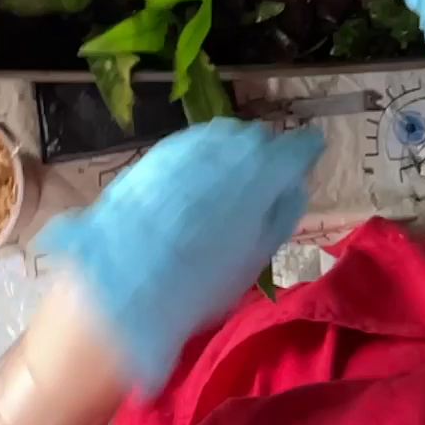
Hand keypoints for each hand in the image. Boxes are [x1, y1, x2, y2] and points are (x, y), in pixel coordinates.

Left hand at [36, 119, 320, 389]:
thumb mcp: (253, 259)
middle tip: (263, 183)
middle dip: (265, 156)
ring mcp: (190, 144)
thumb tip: (292, 187)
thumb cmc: (197, 283)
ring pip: (224, 138)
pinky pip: (194, 145)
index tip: (306, 161)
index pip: (298, 146)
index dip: (304, 153)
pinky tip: (194, 187)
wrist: (119, 286)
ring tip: (227, 186)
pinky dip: (203, 158)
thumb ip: (279, 215)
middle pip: (258, 139)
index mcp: (263, 171)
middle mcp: (229, 146)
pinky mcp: (159, 151)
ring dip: (233, 154)